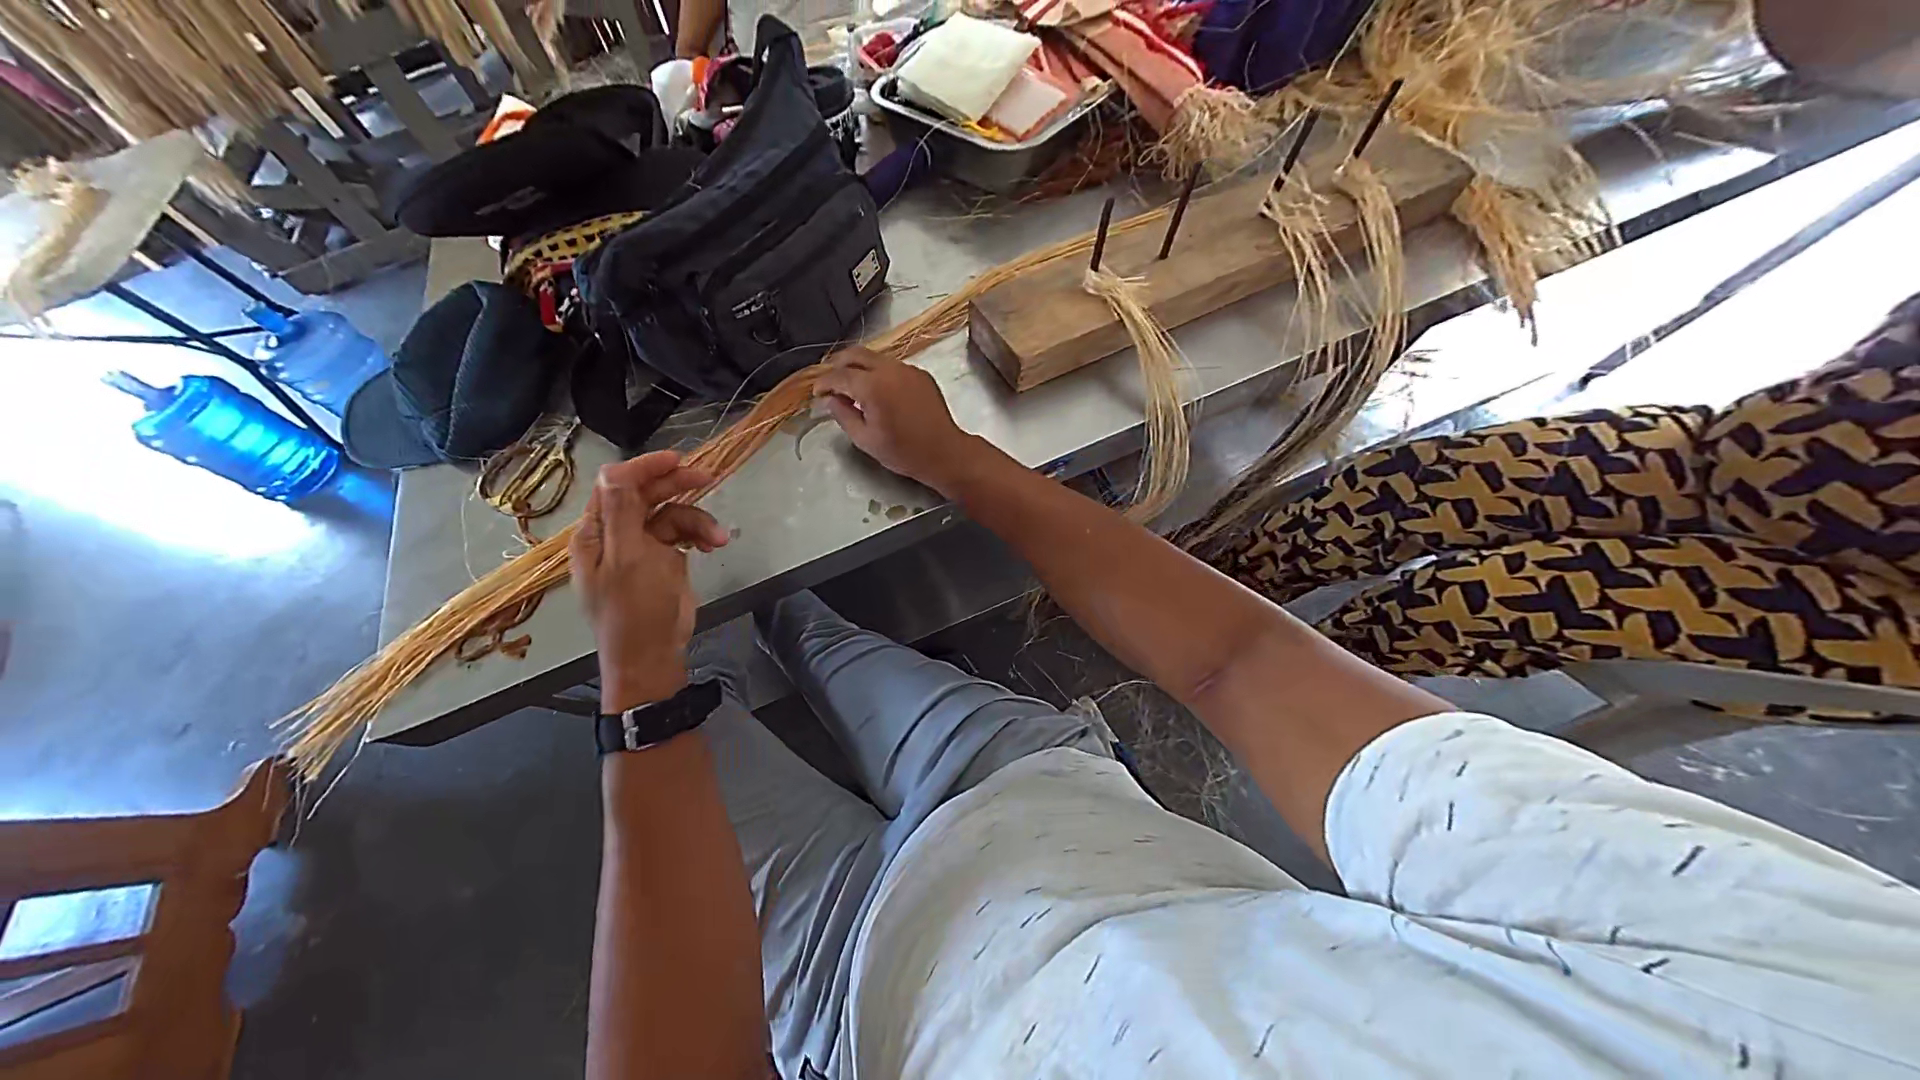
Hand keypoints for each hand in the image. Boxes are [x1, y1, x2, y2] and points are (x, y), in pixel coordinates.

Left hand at [570, 451, 729, 712]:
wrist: (652, 657)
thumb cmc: (634, 611)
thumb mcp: (628, 560)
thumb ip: (623, 512)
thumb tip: (616, 470)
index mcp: (596, 534)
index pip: (616, 485)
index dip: (644, 468)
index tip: (677, 459)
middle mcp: (617, 535)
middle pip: (646, 495)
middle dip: (677, 486)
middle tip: (707, 477)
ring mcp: (643, 547)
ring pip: (672, 515)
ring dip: (698, 521)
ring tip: (718, 538)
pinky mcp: (665, 559)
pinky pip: (684, 533)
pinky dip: (700, 535)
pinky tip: (714, 545)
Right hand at [814, 348, 981, 493]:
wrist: (945, 452)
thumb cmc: (904, 452)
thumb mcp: (865, 439)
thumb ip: (844, 415)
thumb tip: (831, 400)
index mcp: (873, 386)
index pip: (840, 375)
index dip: (824, 382)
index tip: (817, 391)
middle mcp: (890, 370)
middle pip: (856, 354)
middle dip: (837, 364)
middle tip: (829, 380)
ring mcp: (908, 369)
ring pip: (875, 357)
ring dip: (858, 366)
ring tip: (849, 385)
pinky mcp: (920, 374)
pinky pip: (892, 366)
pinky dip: (878, 372)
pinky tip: (876, 389)